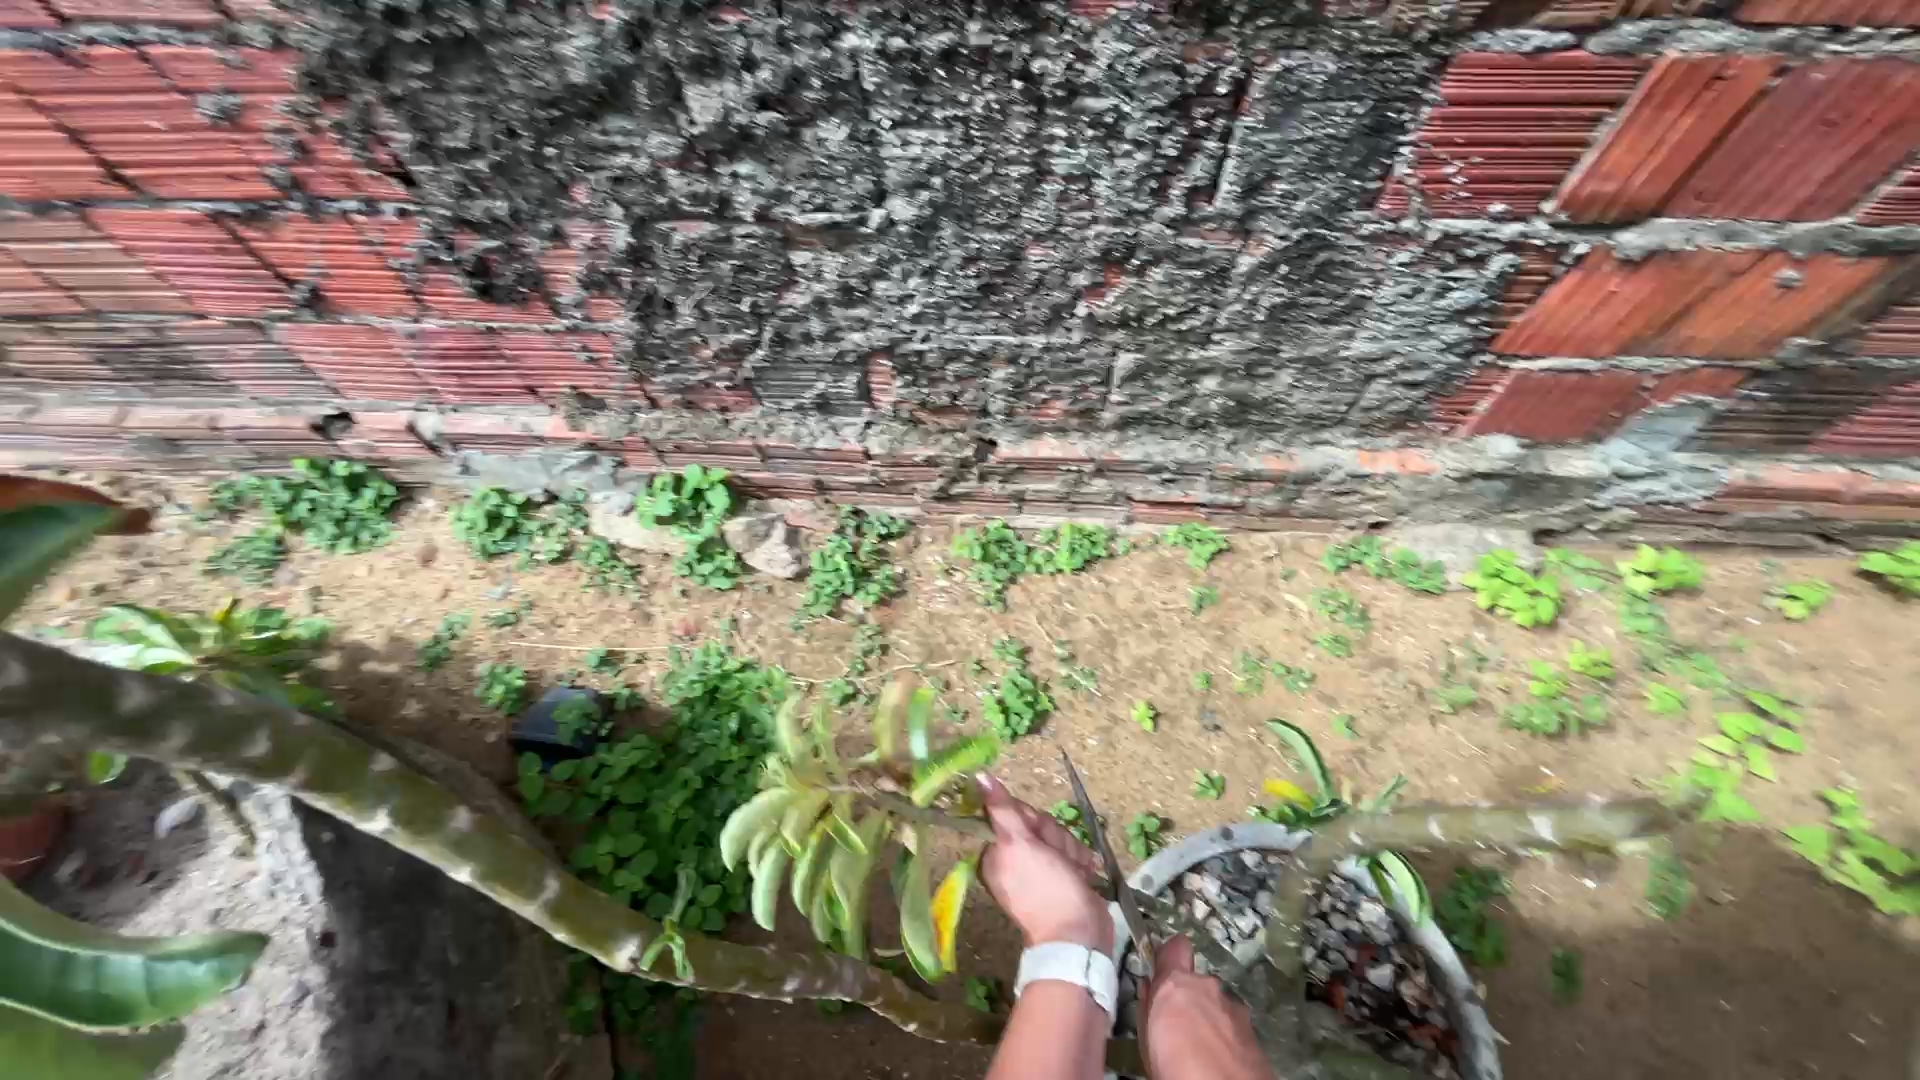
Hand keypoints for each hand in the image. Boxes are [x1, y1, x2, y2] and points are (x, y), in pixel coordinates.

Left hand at [976, 773, 1112, 952]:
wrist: (1079, 936)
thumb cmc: (1045, 889)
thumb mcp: (1019, 845)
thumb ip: (1002, 810)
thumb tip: (978, 776)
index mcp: (994, 851)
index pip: (1013, 812)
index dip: (1032, 820)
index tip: (1037, 837)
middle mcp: (1012, 858)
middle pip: (1038, 823)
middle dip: (1054, 837)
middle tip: (1056, 859)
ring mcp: (1037, 867)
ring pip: (1057, 836)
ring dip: (1070, 850)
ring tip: (1073, 871)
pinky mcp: (1060, 875)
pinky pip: (1070, 852)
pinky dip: (1079, 860)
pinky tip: (1083, 873)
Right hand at [1141, 936, 1268, 1079]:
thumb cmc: (1176, 1069)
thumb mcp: (1147, 1042)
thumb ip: (1148, 1009)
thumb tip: (1149, 987)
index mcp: (1177, 984)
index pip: (1175, 947)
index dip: (1170, 957)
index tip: (1163, 974)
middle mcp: (1207, 988)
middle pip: (1196, 984)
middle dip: (1190, 1000)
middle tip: (1181, 1030)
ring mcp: (1234, 1008)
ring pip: (1216, 1005)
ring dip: (1210, 1019)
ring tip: (1204, 1051)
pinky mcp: (1254, 1032)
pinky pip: (1232, 1026)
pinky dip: (1227, 1037)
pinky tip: (1222, 1062)